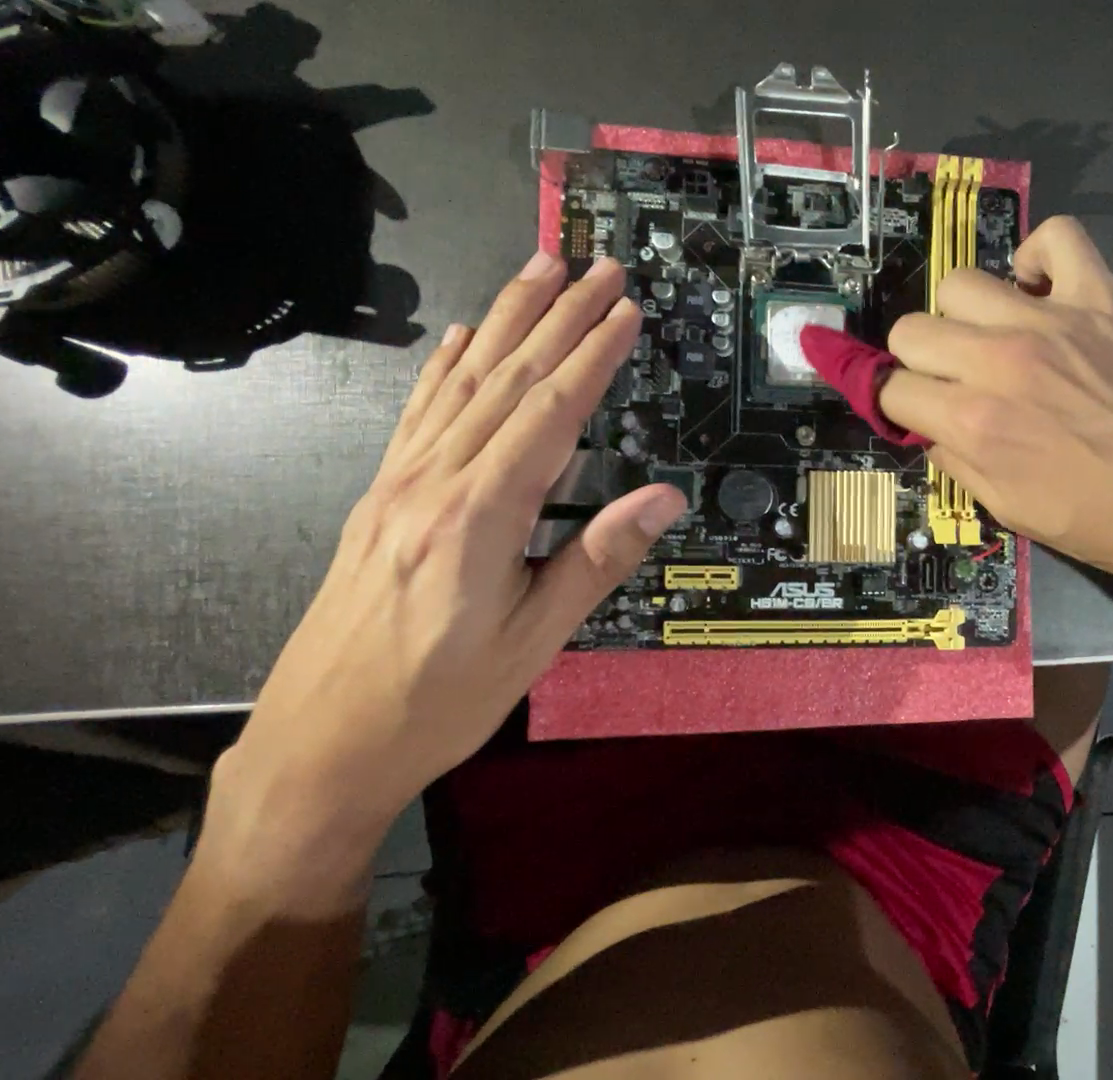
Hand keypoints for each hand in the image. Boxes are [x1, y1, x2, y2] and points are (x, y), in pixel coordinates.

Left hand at [222, 253, 685, 841]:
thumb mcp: (535, 641)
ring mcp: (397, 486)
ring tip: (539, 272)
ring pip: (459, 385)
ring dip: (505, 322)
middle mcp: (429, 485)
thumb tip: (663, 499)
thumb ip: (596, 561)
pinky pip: (418, 416)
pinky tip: (462, 336)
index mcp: (475, 518)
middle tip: (595, 266)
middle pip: (502, 381)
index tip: (624, 310)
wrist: (323, 744)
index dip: (590, 357)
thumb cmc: (440, 701)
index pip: (546, 415)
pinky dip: (445, 367)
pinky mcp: (381, 500)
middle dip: (556, 318)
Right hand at [876, 217, 1112, 632]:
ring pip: (961, 282)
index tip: (921, 415)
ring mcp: (1054, 319)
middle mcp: (1002, 361)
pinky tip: (1045, 292)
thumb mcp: (1019, 514)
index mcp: (977, 423)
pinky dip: (1040, 258)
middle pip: (913, 329)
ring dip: (967, 317)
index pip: (894, 389)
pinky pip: (1056, 237)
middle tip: (958, 386)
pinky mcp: (1105, 296)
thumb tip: (935, 428)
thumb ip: (962, 465)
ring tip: (999, 341)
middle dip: (923, 363)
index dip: (901, 407)